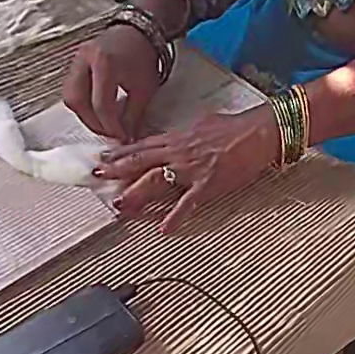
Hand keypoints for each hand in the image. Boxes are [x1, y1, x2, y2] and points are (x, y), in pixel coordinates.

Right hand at [62, 26, 162, 142]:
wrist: (137, 34)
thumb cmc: (143, 60)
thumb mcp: (144, 91)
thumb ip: (134, 117)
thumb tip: (126, 139)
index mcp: (105, 64)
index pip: (101, 105)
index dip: (110, 127)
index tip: (122, 138)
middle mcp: (85, 60)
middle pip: (76, 100)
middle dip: (93, 122)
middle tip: (110, 134)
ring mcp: (76, 59)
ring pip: (69, 96)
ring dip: (84, 115)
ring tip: (104, 125)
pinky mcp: (74, 62)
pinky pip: (71, 89)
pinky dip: (82, 105)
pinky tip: (98, 113)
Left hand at [94, 108, 279, 232]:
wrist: (257, 133)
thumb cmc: (234, 128)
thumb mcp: (202, 125)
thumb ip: (184, 135)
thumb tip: (176, 141)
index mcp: (177, 138)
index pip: (142, 146)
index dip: (120, 153)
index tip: (104, 159)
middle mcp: (179, 153)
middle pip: (141, 162)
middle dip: (117, 171)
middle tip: (97, 179)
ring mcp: (191, 170)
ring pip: (156, 182)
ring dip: (137, 194)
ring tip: (121, 206)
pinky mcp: (207, 185)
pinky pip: (187, 203)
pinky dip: (175, 217)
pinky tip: (164, 228)